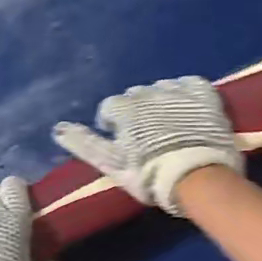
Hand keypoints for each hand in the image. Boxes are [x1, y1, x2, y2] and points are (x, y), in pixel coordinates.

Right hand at [51, 76, 243, 216]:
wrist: (197, 177)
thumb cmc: (147, 174)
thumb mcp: (109, 163)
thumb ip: (83, 144)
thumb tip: (57, 128)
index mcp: (123, 109)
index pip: (109, 107)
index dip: (111, 123)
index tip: (119, 140)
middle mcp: (147, 94)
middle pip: (134, 95)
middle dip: (134, 111)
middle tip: (142, 134)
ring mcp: (177, 93)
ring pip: (160, 87)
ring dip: (158, 101)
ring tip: (164, 122)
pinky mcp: (204, 97)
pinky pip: (190, 83)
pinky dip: (184, 91)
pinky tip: (184, 105)